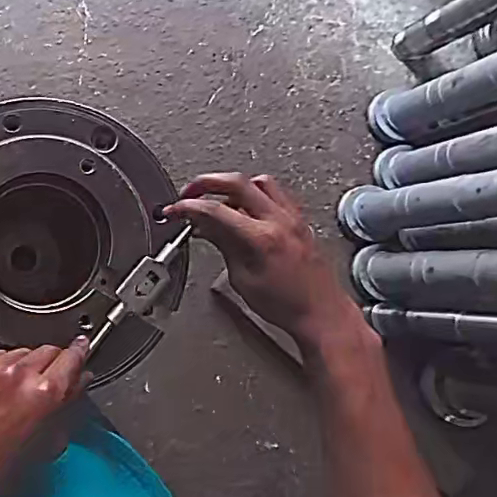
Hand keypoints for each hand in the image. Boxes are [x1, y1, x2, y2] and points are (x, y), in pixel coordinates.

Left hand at [0, 338, 92, 496]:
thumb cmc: (3, 466)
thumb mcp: (50, 439)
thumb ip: (69, 402)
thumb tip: (80, 378)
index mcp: (43, 392)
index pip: (71, 356)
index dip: (79, 353)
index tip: (81, 347)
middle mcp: (17, 374)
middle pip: (48, 349)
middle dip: (51, 364)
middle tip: (43, 385)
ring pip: (21, 351)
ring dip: (25, 366)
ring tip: (15, 393)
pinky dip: (1, 367)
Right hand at [167, 173, 353, 338]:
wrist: (321, 314)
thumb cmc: (287, 306)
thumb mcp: (242, 278)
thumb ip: (223, 244)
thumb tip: (203, 225)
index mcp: (262, 238)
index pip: (215, 209)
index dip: (188, 206)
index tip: (175, 210)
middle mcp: (280, 222)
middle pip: (237, 182)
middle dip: (206, 183)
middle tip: (189, 193)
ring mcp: (293, 218)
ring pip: (258, 182)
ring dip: (232, 185)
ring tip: (217, 200)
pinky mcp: (299, 221)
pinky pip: (275, 194)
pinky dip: (254, 194)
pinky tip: (244, 208)